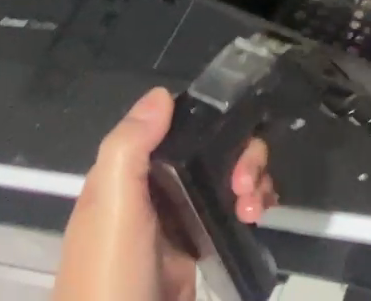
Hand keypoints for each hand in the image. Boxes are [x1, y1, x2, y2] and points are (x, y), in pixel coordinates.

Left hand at [52, 88, 276, 300]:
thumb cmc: (112, 274)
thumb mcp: (112, 210)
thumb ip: (129, 150)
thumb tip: (161, 94)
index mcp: (125, 180)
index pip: (175, 129)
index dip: (209, 123)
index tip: (231, 136)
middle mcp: (152, 194)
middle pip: (212, 150)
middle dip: (243, 157)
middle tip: (245, 185)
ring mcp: (177, 221)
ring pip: (228, 176)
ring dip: (253, 180)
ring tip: (255, 207)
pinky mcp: (199, 244)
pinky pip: (234, 206)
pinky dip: (254, 202)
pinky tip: (258, 216)